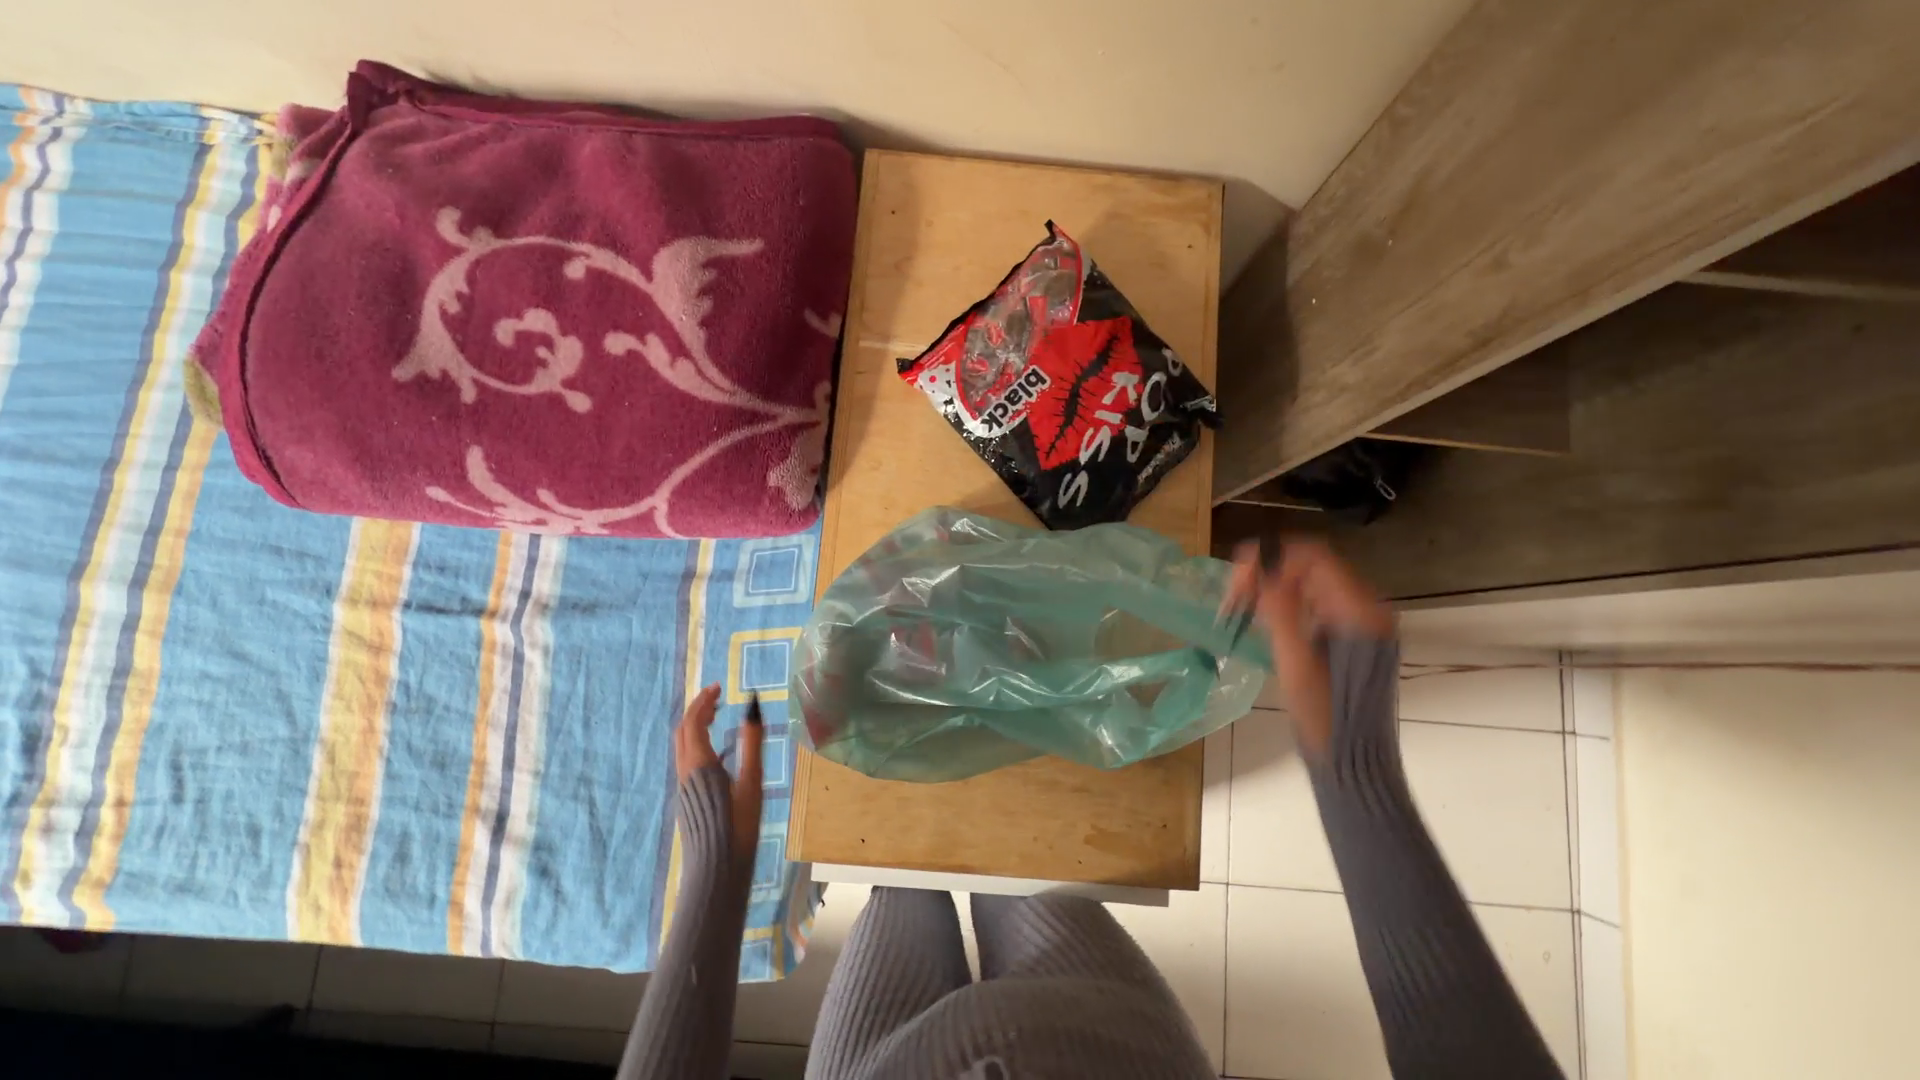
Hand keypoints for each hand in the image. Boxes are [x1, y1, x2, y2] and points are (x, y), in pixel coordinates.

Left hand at [674, 683, 763, 864]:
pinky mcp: (686, 798)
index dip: (704, 700)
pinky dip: (698, 743)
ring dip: (696, 727)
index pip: (694, 721)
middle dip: (697, 710)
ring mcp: (683, 786)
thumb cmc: (738, 826)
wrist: (716, 870)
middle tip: (717, 699)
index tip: (719, 687)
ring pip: (682, 747)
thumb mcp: (751, 783)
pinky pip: (687, 760)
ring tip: (717, 718)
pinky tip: (718, 752)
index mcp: (699, 763)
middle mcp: (685, 771)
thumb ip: (752, 745)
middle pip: (683, 731)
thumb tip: (753, 710)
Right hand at [1223, 539, 1393, 756]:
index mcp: (1359, 610)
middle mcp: (1365, 607)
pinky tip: (1260, 618)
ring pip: (1310, 583)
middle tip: (1232, 592)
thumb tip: (1260, 565)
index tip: (1236, 573)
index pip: (1314, 557)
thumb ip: (1280, 609)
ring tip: (1238, 604)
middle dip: (1267, 570)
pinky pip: (1314, 603)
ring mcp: (1359, 622)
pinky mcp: (1350, 636)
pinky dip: (1285, 602)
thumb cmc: (1324, 717)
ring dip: (1273, 585)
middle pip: (1311, 566)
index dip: (1272, 556)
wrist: (1352, 760)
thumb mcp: (1295, 661)